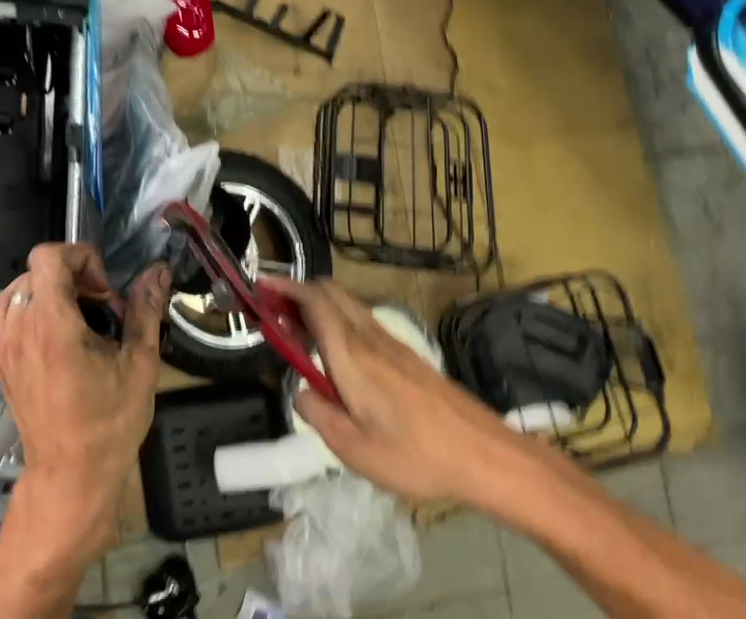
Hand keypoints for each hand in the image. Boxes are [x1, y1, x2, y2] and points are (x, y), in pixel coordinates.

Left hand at [0, 245, 171, 552]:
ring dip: (50, 290)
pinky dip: (29, 308)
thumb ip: (145, 310)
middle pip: (37, 271)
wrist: (70, 473)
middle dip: (73, 277)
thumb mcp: (139, 365)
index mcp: (51, 324)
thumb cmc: (109, 423)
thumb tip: (158, 271)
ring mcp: (3, 343)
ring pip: (19, 288)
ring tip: (79, 319)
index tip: (104, 287)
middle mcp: (19, 327)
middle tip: (103, 308)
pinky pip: (6, 312)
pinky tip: (54, 332)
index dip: (79, 257)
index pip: (47, 256)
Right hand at [261, 276, 536, 507]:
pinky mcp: (407, 356)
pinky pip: (362, 321)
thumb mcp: (352, 448)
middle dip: (296, 290)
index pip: (313, 301)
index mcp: (350, 354)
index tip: (257, 290)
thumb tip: (300, 390)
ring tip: (295, 330)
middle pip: (329, 292)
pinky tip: (333, 352)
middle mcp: (370, 338)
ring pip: (347, 304)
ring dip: (316, 305)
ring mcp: (392, 344)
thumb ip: (316, 413)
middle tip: (271, 308)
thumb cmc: (416, 455)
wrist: (487, 457)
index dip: (283, 289)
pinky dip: (336, 320)